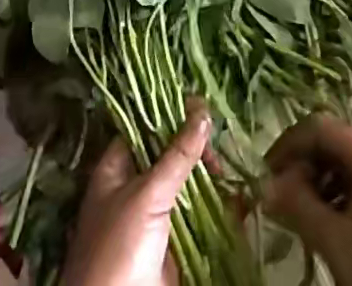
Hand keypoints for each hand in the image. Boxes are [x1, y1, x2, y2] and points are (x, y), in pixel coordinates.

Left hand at [64, 104, 211, 285]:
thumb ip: (176, 154)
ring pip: (184, 184)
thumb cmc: (120, 246)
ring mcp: (153, 216)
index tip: (200, 105)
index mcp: (115, 168)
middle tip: (218, 141)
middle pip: (166, 154)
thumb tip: (202, 112)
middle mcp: (132, 187)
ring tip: (227, 166)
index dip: (169, 114)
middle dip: (193, 145)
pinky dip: (215, 206)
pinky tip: (236, 196)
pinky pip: (196, 215)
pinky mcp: (172, 243)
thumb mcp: (148, 194)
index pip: (143, 127)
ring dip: (206, 174)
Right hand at [262, 115, 351, 285]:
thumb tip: (264, 185)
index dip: (288, 145)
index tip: (265, 175)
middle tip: (279, 198)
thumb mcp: (335, 240)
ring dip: (316, 184)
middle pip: (334, 145)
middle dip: (302, 166)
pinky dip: (336, 199)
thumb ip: (297, 204)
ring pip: (345, 168)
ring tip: (298, 216)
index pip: (321, 128)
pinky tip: (325, 226)